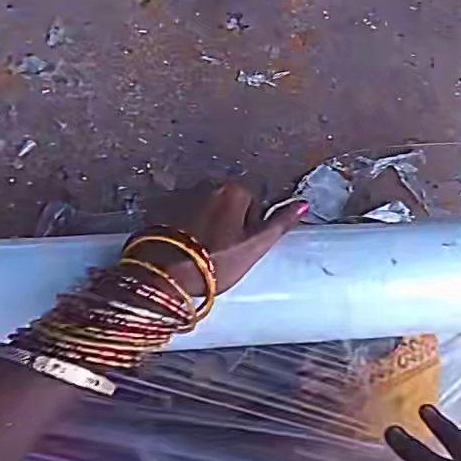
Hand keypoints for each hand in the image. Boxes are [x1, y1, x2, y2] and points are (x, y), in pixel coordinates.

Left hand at [140, 181, 304, 293]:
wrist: (162, 275)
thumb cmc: (214, 262)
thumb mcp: (255, 246)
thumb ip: (280, 222)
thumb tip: (302, 204)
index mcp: (233, 189)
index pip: (254, 203)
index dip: (251, 227)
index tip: (241, 246)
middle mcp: (206, 184)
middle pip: (228, 203)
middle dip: (228, 223)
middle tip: (224, 251)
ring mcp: (180, 195)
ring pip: (205, 210)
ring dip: (206, 226)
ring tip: (202, 253)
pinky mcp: (159, 209)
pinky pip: (182, 216)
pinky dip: (185, 229)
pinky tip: (184, 249)